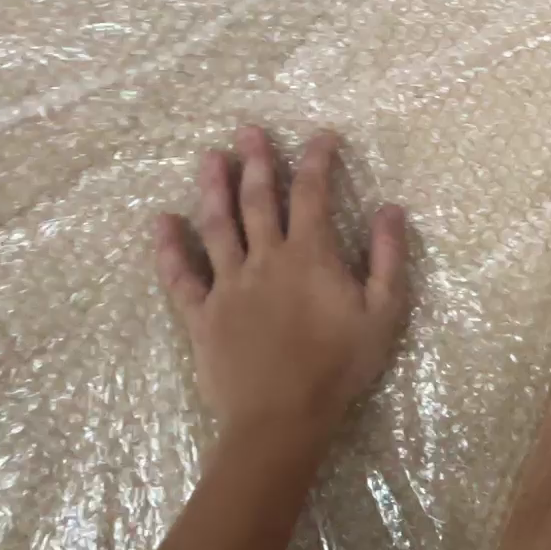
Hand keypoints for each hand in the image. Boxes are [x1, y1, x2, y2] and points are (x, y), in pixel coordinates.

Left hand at [154, 127, 408, 442]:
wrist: (282, 420)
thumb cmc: (340, 364)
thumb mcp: (384, 311)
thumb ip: (387, 257)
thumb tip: (391, 208)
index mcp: (310, 255)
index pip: (313, 194)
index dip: (317, 160)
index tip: (321, 135)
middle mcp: (265, 259)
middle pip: (258, 199)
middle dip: (256, 161)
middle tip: (248, 130)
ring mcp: (228, 286)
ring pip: (217, 226)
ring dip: (213, 188)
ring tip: (209, 156)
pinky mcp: (202, 316)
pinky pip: (180, 277)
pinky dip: (168, 249)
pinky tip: (160, 223)